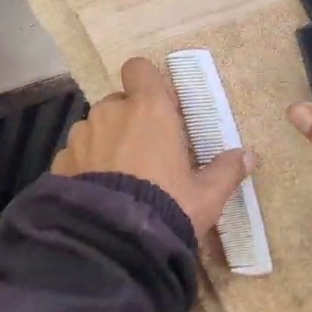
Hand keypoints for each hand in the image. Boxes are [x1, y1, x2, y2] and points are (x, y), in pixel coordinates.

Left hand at [54, 58, 256, 236]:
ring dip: (107, 141)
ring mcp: (81, 135)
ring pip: (96, 127)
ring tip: (121, 178)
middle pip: (119, 102)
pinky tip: (99, 192)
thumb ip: (226, 170)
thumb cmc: (167, 207)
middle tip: (147, 152)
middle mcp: (110, 112)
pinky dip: (86, 165)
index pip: (139, 68)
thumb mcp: (206, 195)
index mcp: (148, 109)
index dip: (147, 83)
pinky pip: (77, 153)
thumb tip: (250, 155)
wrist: (113, 242)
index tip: (160, 107)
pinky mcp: (61, 160)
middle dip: (130, 119)